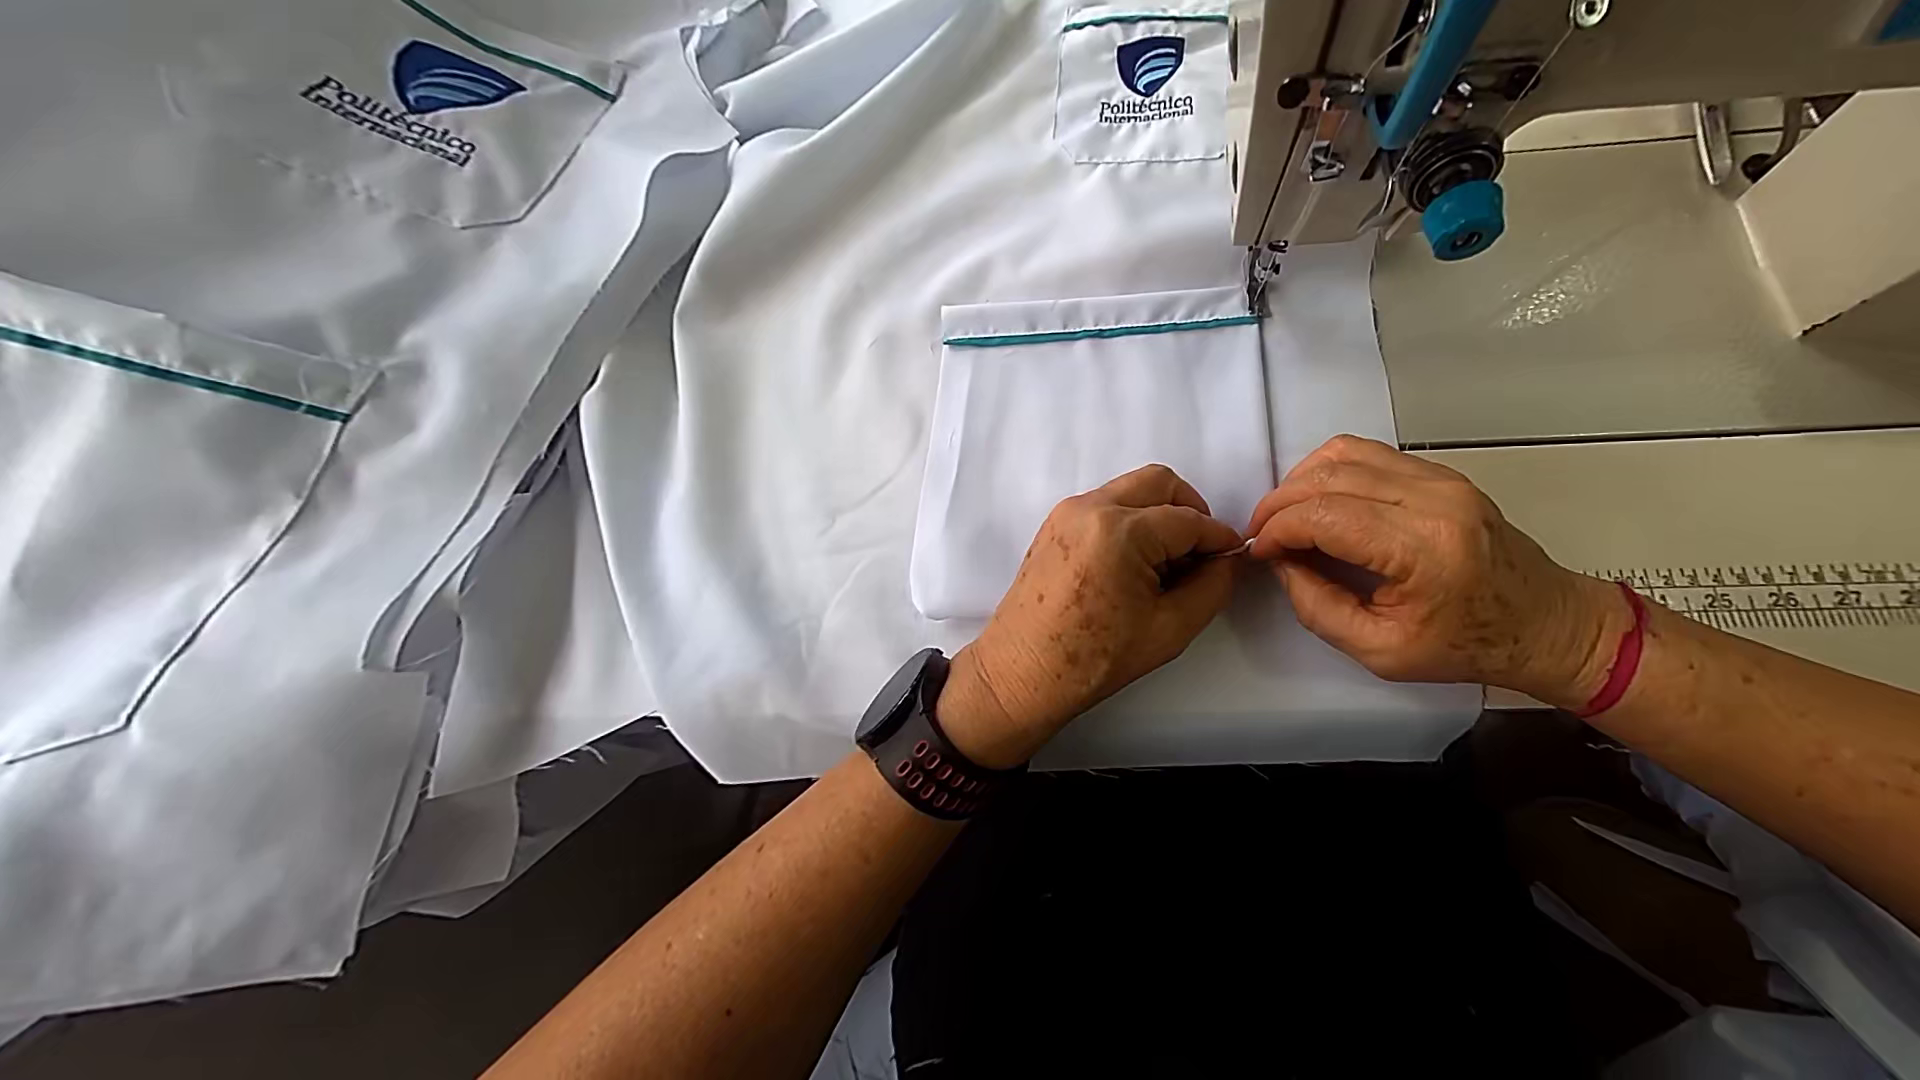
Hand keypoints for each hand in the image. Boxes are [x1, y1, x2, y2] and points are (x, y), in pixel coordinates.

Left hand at [938, 464, 1244, 765]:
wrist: (1022, 671)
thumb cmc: (1092, 658)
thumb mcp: (1170, 628)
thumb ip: (1212, 586)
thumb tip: (1226, 560)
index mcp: (1120, 531)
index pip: (1189, 519)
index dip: (1218, 539)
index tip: (1231, 558)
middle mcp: (1090, 508)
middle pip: (1159, 483)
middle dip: (1190, 512)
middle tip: (1200, 553)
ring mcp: (1067, 513)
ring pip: (1130, 491)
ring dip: (1159, 515)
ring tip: (1166, 565)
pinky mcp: (1054, 525)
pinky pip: (1105, 505)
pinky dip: (1130, 521)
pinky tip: (1135, 565)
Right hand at [1245, 436, 1631, 707]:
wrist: (1545, 624)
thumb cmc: (1466, 646)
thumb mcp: (1378, 650)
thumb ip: (1317, 606)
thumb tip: (1281, 562)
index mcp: (1423, 549)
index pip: (1323, 515)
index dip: (1276, 530)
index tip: (1259, 552)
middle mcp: (1434, 500)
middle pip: (1327, 477)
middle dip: (1278, 504)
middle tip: (1263, 535)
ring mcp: (1441, 480)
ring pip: (1342, 454)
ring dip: (1299, 481)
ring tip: (1286, 516)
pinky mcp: (1440, 474)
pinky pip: (1366, 453)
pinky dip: (1327, 471)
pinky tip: (1318, 501)